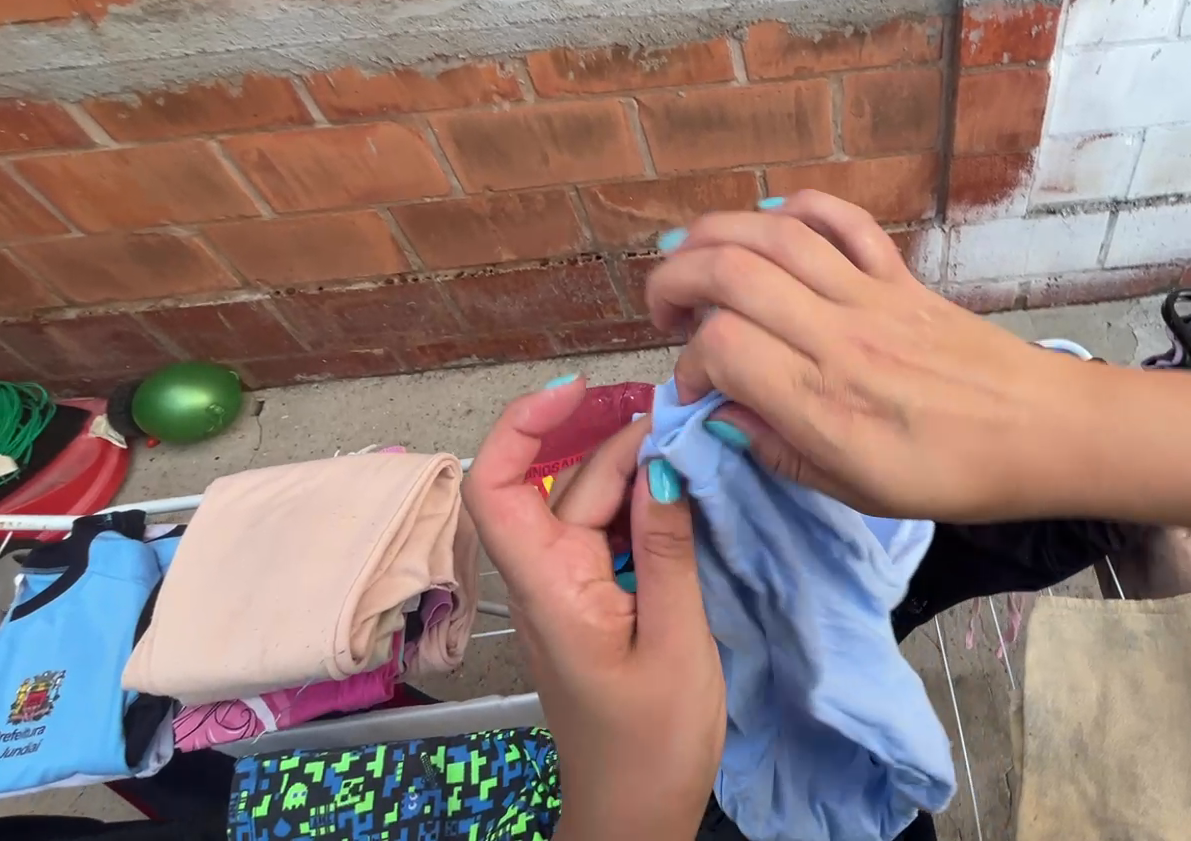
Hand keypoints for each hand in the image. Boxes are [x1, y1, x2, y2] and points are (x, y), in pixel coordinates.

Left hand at [462, 378, 723, 840]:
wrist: (637, 813)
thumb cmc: (652, 741)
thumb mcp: (675, 638)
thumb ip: (666, 546)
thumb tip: (666, 460)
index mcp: (549, 587)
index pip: (495, 489)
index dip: (521, 428)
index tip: (578, 392)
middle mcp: (549, 574)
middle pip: (567, 483)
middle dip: (620, 442)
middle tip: (689, 424)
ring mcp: (573, 583)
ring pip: (595, 501)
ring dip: (639, 466)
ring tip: (695, 444)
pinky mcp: (599, 592)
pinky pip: (615, 528)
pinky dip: (648, 499)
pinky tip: (687, 488)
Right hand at [644, 190, 1099, 522]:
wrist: (1042, 432)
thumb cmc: (951, 475)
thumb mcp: (856, 491)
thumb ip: (779, 450)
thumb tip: (721, 411)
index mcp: (824, 402)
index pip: (721, 346)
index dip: (688, 362)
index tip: (697, 386)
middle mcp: (839, 337)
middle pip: (732, 272)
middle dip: (675, 279)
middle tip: (665, 310)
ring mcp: (873, 296)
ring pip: (777, 235)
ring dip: (717, 233)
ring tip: (694, 257)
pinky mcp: (901, 276)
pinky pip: (846, 221)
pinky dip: (802, 207)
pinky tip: (773, 221)